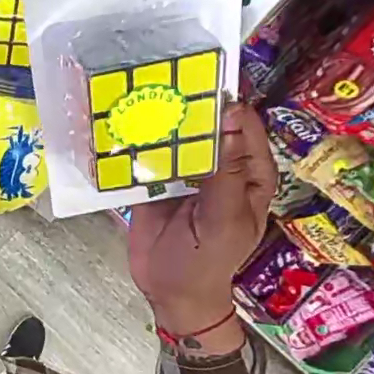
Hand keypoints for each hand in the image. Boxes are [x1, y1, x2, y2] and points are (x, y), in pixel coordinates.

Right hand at [127, 102, 276, 352]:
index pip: (245, 125)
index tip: (206, 86)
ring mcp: (188, 170)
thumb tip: (229, 122)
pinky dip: (139, 140)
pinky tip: (123, 121)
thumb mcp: (222, 221)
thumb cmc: (207, 263)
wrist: (170, 294)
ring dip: (162, 116)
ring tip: (141, 92)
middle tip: (168, 79)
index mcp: (249, 172)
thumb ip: (225, 174)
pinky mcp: (157, 178)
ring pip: (179, 134)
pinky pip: (152, 153)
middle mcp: (221, 164)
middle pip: (210, 123)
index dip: (230, 103)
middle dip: (191, 103)